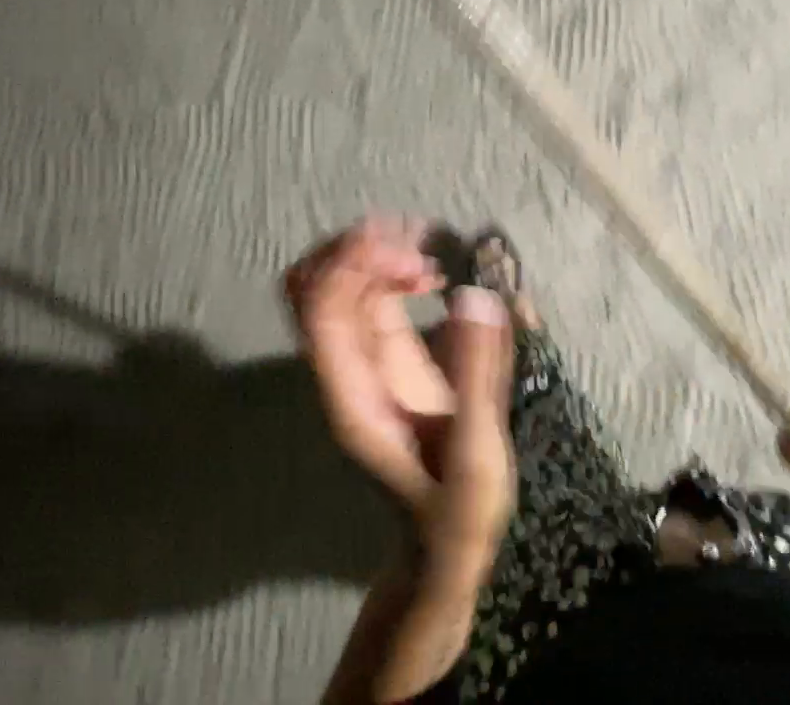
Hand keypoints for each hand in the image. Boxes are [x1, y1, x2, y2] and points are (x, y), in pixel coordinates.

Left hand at [285, 216, 516, 565]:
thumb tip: (475, 295)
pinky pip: (370, 300)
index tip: (404, 244)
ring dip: (373, 255)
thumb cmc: (457, 513)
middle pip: (312, 289)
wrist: (444, 548)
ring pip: (338, 287)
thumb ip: (477, 376)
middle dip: (355, 250)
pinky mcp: (387, 361)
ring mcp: (363, 363)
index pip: (321, 313)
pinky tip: (432, 276)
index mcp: (353, 395)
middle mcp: (346, 371)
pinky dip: (392, 273)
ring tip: (428, 248)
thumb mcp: (477, 453)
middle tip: (416, 242)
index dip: (349, 264)